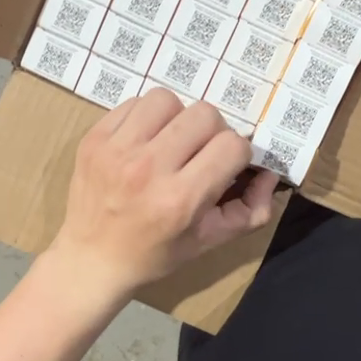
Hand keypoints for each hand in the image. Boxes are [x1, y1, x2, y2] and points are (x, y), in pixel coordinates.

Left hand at [49, 90, 278, 297]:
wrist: (90, 260)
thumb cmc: (155, 254)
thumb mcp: (210, 241)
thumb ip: (251, 210)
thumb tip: (269, 173)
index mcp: (180, 199)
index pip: (232, 146)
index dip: (237, 155)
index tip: (225, 168)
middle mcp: (148, 169)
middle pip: (205, 114)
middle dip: (213, 132)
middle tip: (201, 153)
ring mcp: (116, 150)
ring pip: (168, 100)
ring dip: (178, 117)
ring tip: (171, 141)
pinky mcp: (94, 138)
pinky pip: (134, 103)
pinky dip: (147, 118)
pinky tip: (145, 141)